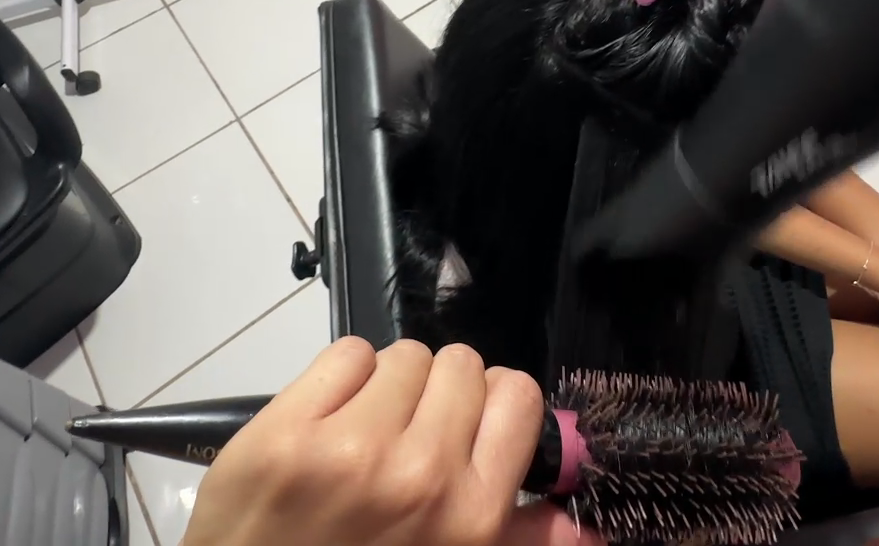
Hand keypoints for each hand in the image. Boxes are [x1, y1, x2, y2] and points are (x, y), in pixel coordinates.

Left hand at [180, 337, 597, 545]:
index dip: (493, 404)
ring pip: (404, 354)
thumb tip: (592, 526)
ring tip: (363, 434)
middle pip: (460, 362)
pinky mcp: (286, 430)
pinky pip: (347, 352)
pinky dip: (341, 378)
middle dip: (439, 394)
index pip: (516, 393)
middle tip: (408, 436)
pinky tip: (324, 424)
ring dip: (389, 386)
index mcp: (469, 514)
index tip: (467, 428)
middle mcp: (419, 473)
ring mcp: (348, 447)